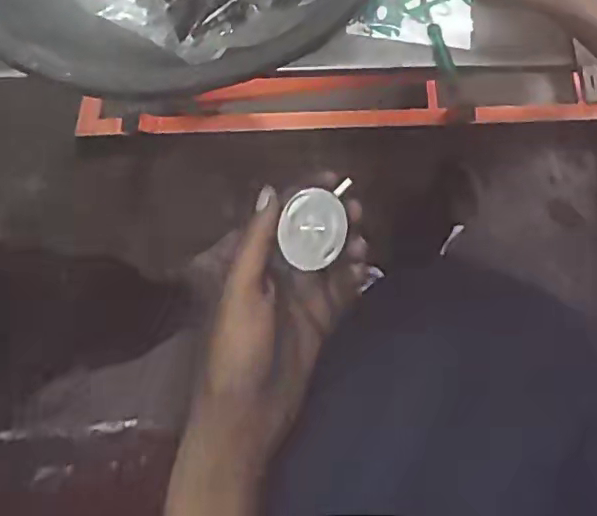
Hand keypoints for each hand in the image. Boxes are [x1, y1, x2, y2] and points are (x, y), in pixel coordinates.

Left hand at [165, 175, 367, 515]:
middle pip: (313, 230)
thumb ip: (256, 240)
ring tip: (361, 241)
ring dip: (348, 242)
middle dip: (334, 215)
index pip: (284, 214)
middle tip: (356, 208)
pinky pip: (343, 286)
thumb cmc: (235, 350)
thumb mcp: (240, 291)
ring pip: (331, 255)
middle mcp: (282, 271)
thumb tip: (270, 189)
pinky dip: (354, 273)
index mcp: (257, 260)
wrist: (246, 417)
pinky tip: (362, 268)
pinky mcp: (322, 317)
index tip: (333, 178)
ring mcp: (304, 294)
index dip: (307, 192)